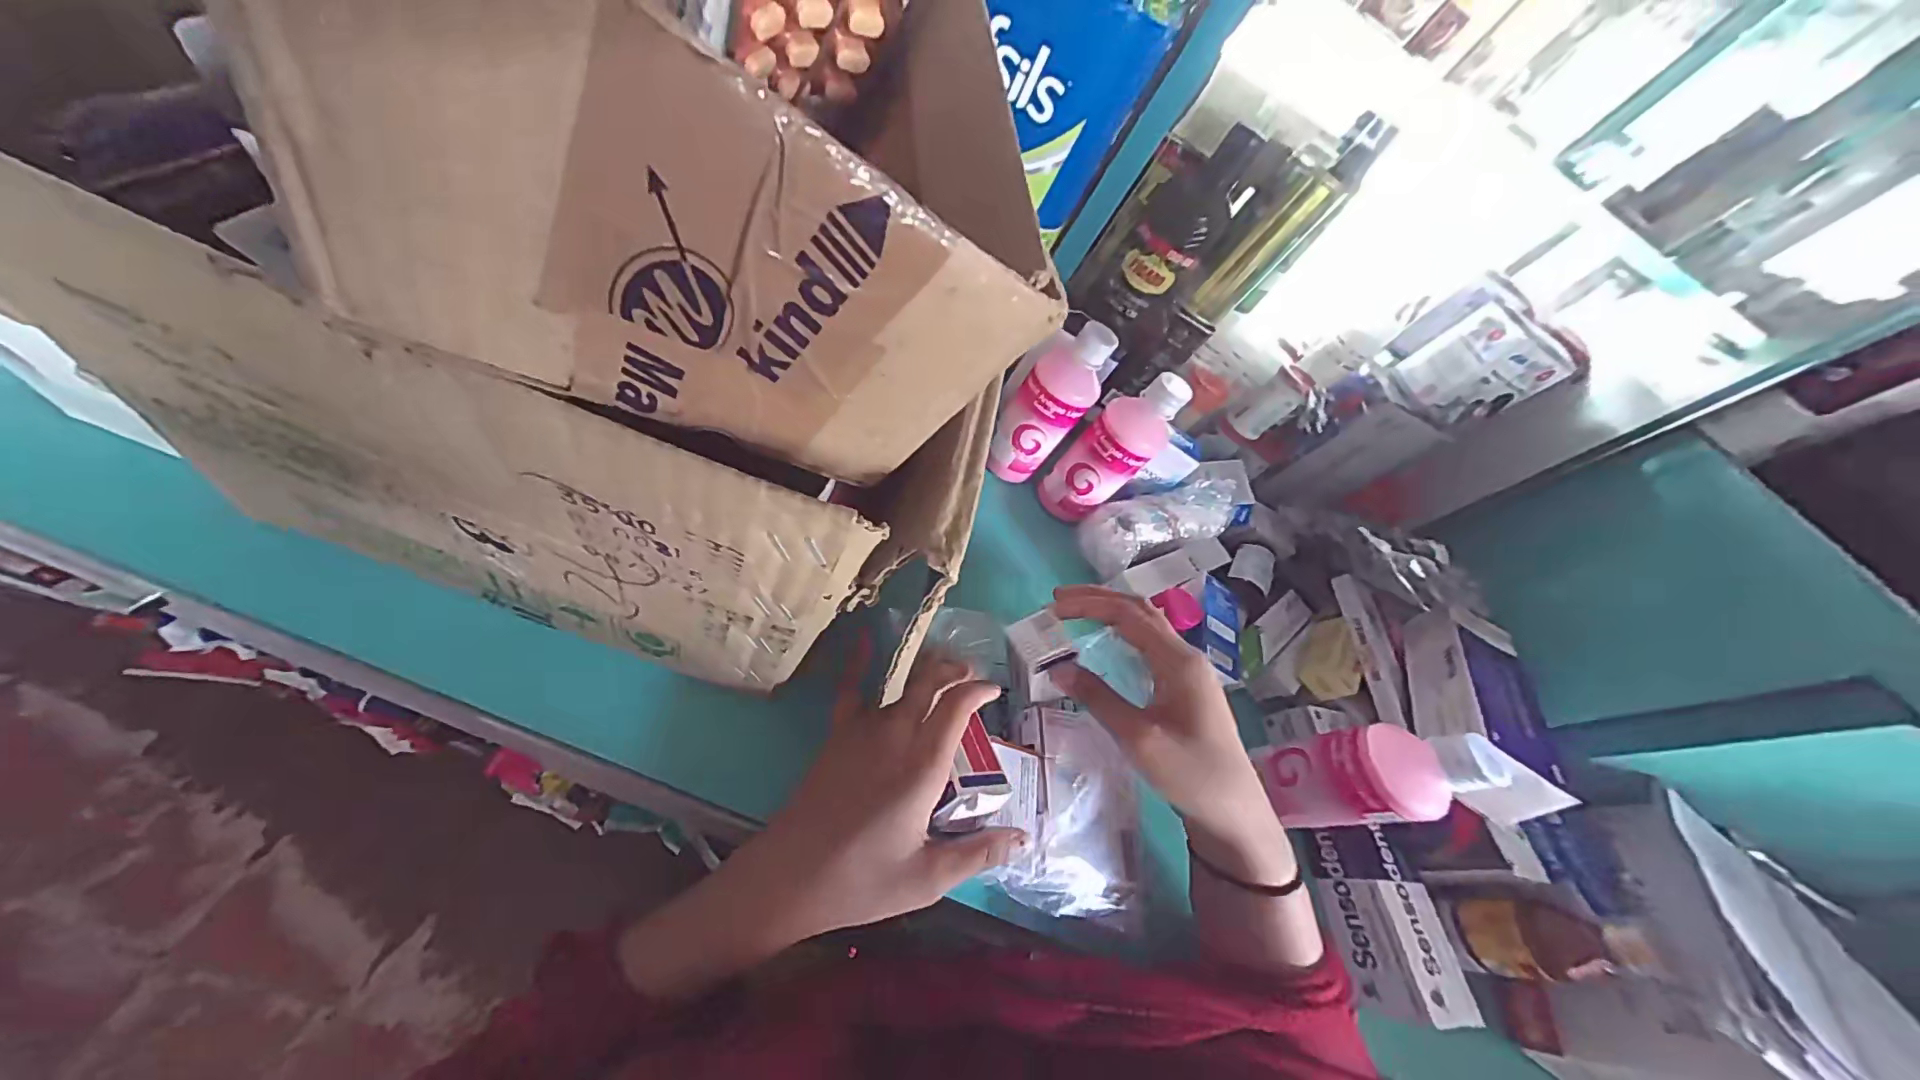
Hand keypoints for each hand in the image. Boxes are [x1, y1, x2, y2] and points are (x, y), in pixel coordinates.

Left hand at [737, 636, 1027, 937]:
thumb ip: (979, 853)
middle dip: (953, 670)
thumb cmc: (862, 880)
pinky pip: (850, 691)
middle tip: (970, 674)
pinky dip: (859, 664)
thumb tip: (1025, 839)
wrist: (789, 876)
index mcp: (923, 766)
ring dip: (924, 674)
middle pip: (929, 683)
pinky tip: (863, 641)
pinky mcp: (836, 736)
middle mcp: (895, 736)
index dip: (978, 690)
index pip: (956, 707)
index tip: (993, 691)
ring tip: (941, 673)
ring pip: (899, 686)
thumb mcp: (928, 877)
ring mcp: (861, 732)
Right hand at [1052, 586, 1318, 972]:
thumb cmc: (1189, 773)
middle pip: (1140, 610)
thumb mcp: (1138, 738)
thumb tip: (1058, 668)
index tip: (1054, 607)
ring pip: (1147, 626)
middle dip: (1099, 599)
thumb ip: (1098, 698)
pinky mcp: (1187, 687)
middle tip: (1059, 601)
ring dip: (1112, 612)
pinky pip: (1151, 645)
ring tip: (1077, 613)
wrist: (1233, 811)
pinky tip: (1108, 642)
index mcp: (1178, 661)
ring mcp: (1189, 671)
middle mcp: (1186, 657)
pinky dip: (1123, 632)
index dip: (1090, 605)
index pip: (1129, 614)